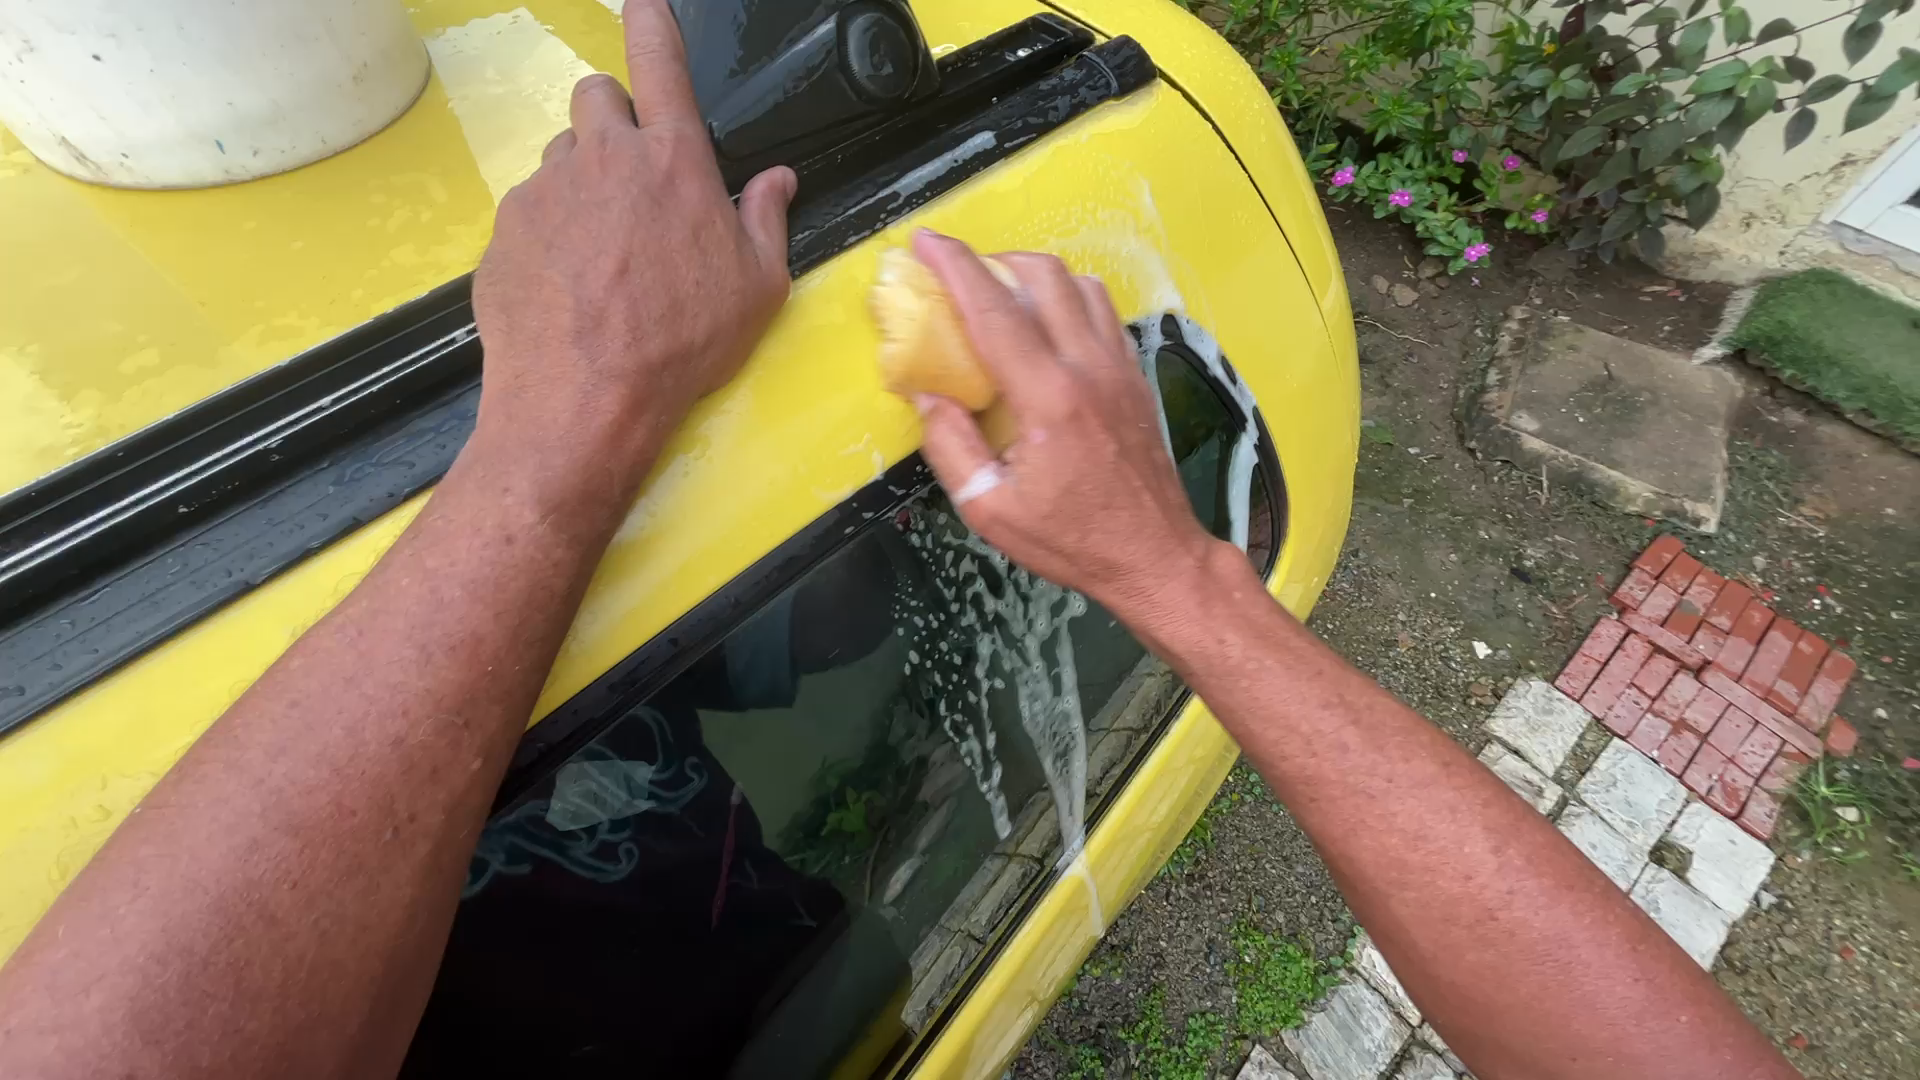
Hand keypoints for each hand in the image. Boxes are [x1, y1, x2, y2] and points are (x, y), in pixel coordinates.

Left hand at [468, 0, 796, 498]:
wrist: (590, 394)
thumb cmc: (687, 340)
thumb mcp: (758, 289)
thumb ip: (768, 221)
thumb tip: (780, 179)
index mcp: (673, 163)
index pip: (658, 61)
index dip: (653, 23)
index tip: (646, 3)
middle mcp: (603, 157)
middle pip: (597, 97)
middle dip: (617, 122)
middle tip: (638, 184)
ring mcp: (545, 188)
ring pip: (563, 155)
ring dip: (586, 180)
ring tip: (607, 251)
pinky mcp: (506, 227)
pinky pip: (533, 208)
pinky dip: (555, 230)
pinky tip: (573, 283)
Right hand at [909, 230, 1225, 620]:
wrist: (1154, 555)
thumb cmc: (1070, 540)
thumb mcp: (990, 510)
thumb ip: (951, 447)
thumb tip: (926, 395)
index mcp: (1048, 398)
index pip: (994, 311)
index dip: (954, 267)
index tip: (924, 240)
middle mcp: (1089, 367)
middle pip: (1043, 276)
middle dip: (994, 260)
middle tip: (960, 278)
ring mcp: (1120, 367)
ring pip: (1080, 285)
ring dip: (1034, 275)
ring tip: (1003, 297)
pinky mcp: (1136, 376)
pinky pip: (1103, 312)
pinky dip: (1068, 299)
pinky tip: (1048, 326)